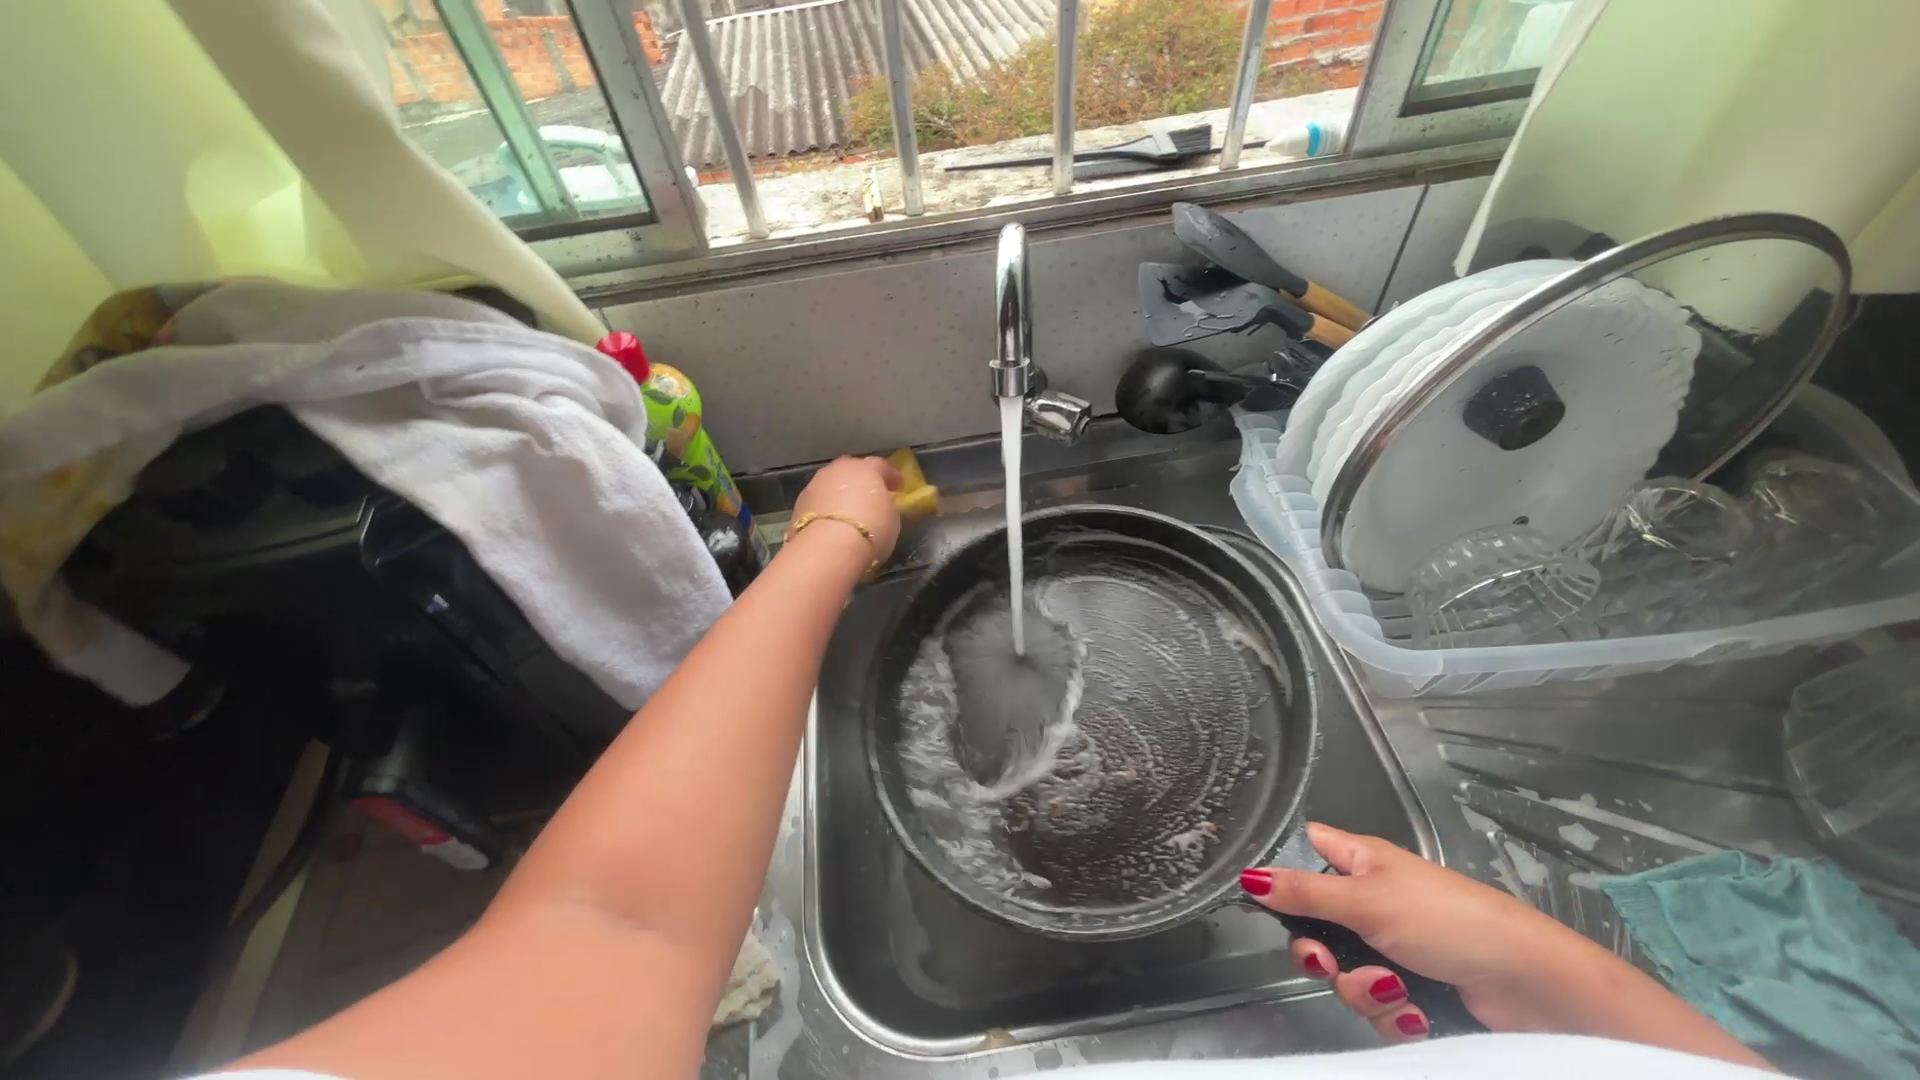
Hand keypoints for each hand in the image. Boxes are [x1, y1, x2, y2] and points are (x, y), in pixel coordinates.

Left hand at [789, 456, 904, 564]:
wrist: (828, 548)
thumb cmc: (870, 529)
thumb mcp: (892, 518)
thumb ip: (886, 506)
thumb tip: (881, 505)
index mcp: (865, 468)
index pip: (881, 466)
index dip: (891, 476)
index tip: (899, 486)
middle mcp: (837, 470)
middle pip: (851, 470)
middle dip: (860, 480)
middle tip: (869, 495)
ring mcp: (814, 485)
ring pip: (831, 485)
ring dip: (839, 494)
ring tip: (847, 512)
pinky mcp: (798, 505)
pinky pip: (818, 503)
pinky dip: (825, 509)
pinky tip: (831, 524)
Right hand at [1242, 823, 1641, 1042]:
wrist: (1529, 986)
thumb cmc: (1446, 920)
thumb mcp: (1366, 900)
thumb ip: (1303, 892)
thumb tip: (1247, 876)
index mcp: (1360, 861)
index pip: (1306, 852)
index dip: (1284, 871)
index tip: (1269, 898)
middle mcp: (1372, 901)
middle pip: (1315, 925)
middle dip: (1320, 954)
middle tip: (1329, 963)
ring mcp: (1394, 947)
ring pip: (1344, 972)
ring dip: (1362, 989)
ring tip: (1395, 990)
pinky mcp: (1415, 989)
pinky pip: (1376, 1003)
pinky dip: (1391, 1012)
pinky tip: (1415, 1012)